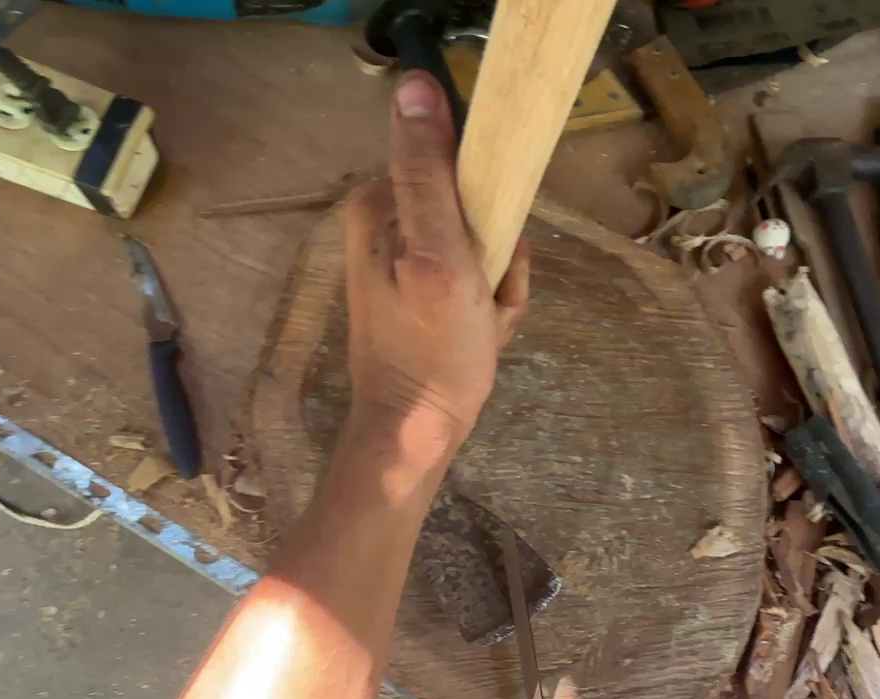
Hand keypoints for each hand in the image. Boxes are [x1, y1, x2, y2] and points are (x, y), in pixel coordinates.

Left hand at [343, 71, 529, 464]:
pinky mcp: (422, 295)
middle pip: (476, 212)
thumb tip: (416, 86)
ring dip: (499, 289)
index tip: (489, 261)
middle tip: (488, 304)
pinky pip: (476, 282)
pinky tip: (483, 337)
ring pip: (484, 250)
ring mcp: (407, 264)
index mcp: (380, 205)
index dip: (490, 213)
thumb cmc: (432, 352)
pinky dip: (490, 309)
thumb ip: (429, 175)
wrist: (416, 431)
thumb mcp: (438, 258)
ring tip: (486, 326)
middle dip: (497, 261)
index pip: (459, 169)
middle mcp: (388, 226)